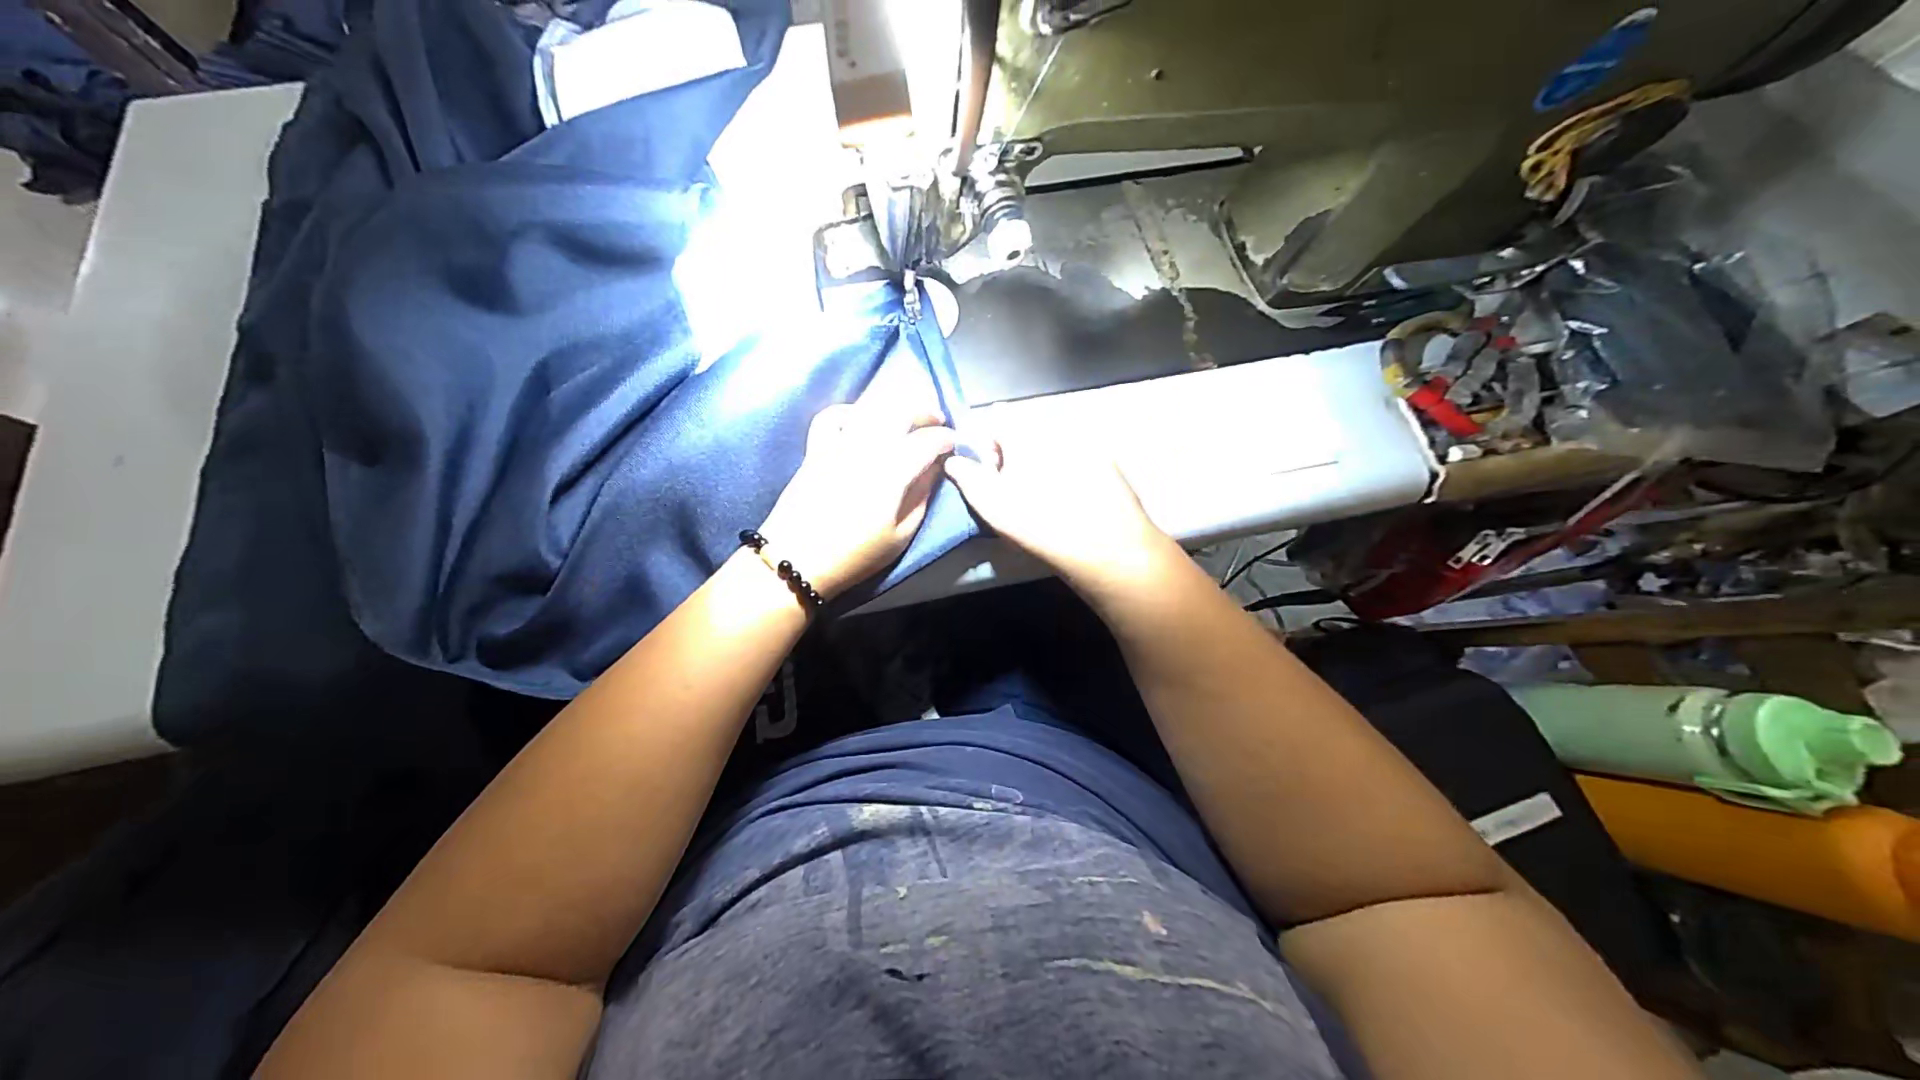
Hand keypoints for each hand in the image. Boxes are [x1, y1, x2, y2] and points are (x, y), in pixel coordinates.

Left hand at [756, 403, 955, 599]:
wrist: (796, 559)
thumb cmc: (854, 555)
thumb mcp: (900, 535)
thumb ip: (921, 497)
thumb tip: (933, 470)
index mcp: (892, 470)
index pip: (928, 440)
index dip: (946, 439)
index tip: (955, 444)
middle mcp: (866, 447)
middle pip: (901, 412)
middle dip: (924, 412)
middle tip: (937, 421)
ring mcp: (838, 444)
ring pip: (870, 408)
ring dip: (894, 407)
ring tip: (905, 418)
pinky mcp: (816, 449)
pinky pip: (832, 416)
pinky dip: (851, 412)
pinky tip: (860, 421)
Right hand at [941, 421, 1176, 592]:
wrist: (1109, 548)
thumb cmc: (1040, 524)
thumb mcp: (990, 504)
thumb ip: (967, 476)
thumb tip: (955, 459)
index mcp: (1025, 431)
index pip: (994, 419)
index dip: (984, 444)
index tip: (986, 472)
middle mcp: (1057, 427)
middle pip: (1024, 433)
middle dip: (1014, 455)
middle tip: (1012, 492)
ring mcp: (1088, 443)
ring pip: (1052, 447)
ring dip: (1042, 465)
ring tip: (1042, 501)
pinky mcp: (1109, 464)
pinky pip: (1077, 462)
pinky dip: (1068, 475)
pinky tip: (1070, 504)